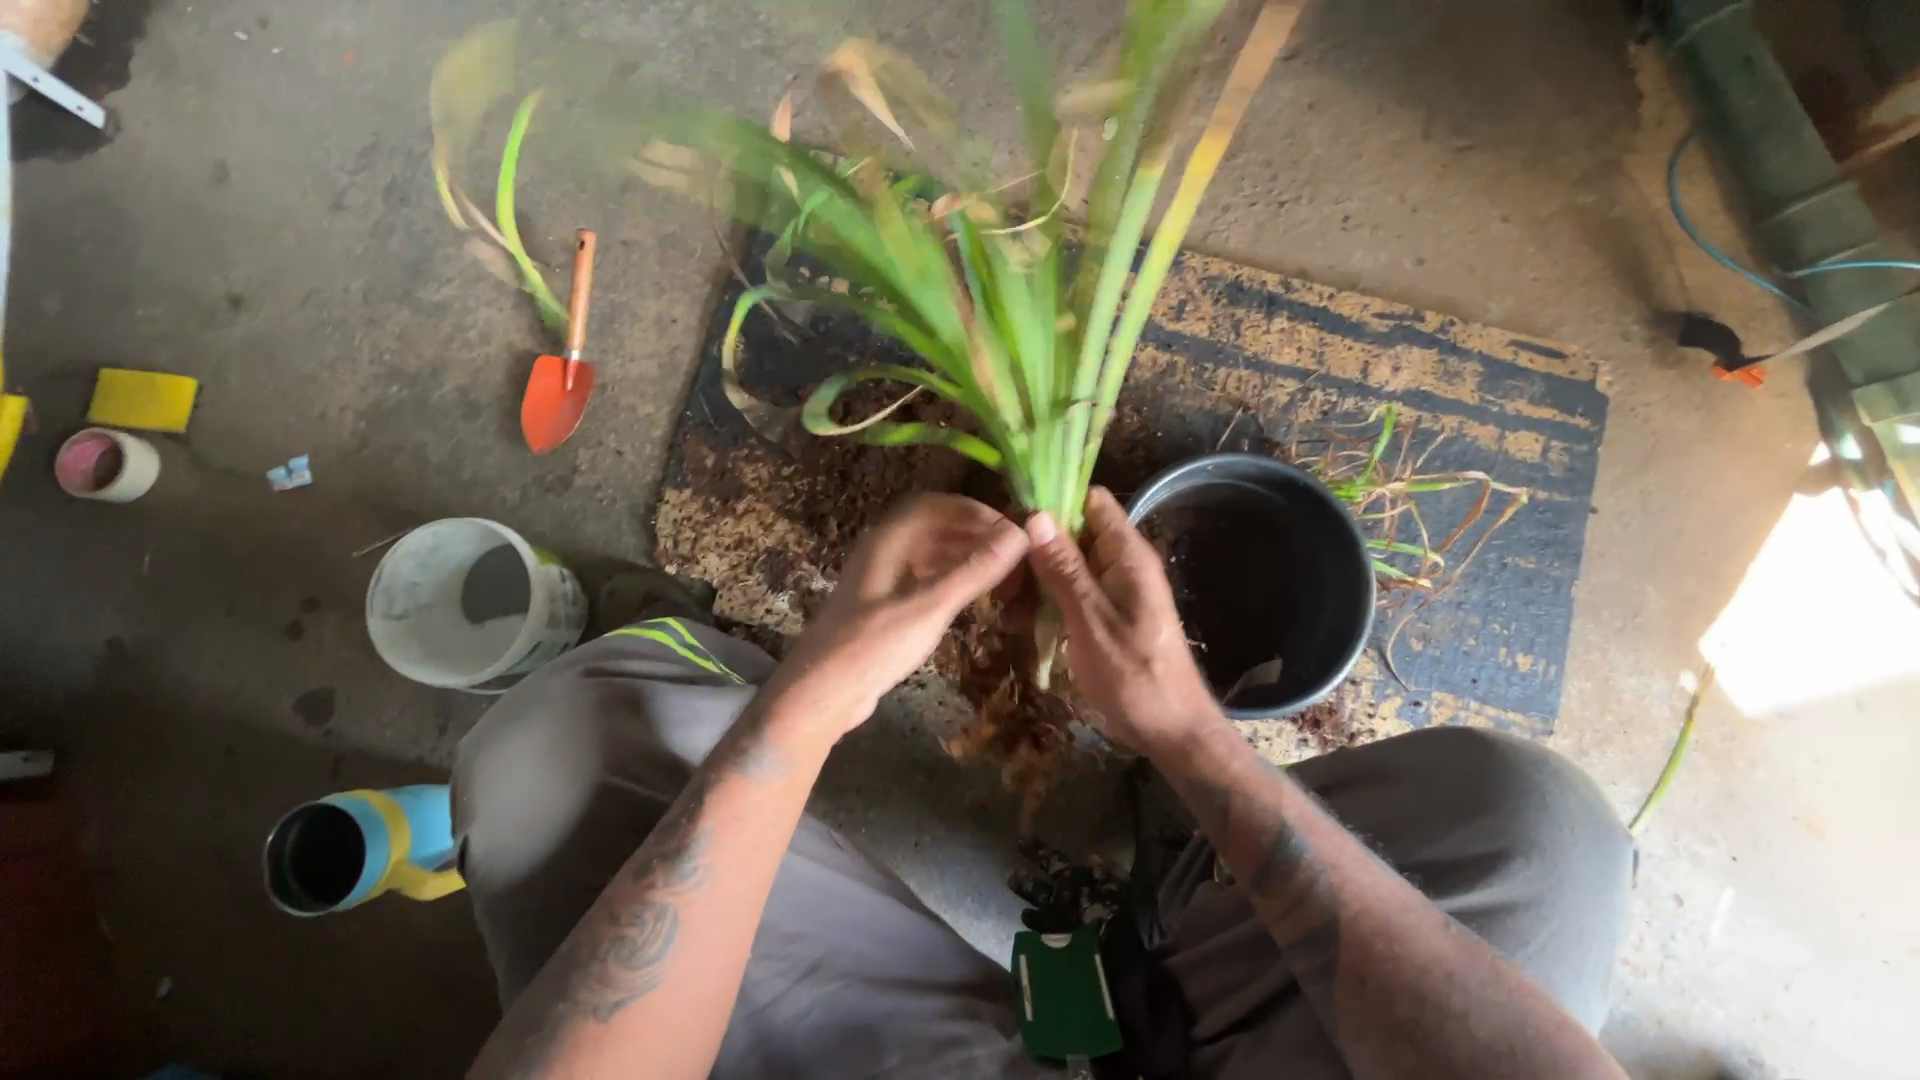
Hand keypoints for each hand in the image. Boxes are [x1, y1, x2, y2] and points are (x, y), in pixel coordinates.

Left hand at [776, 494, 1028, 732]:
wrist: (823, 692)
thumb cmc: (875, 644)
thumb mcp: (930, 606)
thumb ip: (974, 570)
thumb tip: (1019, 534)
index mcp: (888, 540)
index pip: (935, 505)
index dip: (974, 511)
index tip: (1009, 528)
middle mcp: (882, 551)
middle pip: (933, 527)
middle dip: (973, 534)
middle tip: (1011, 553)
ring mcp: (880, 579)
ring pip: (928, 554)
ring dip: (962, 556)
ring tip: (1000, 572)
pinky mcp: (882, 605)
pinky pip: (921, 578)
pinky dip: (949, 578)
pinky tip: (970, 596)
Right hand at [1026, 486, 1221, 754]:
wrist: (1172, 731)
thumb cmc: (1135, 677)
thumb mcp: (1091, 621)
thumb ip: (1065, 569)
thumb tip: (1036, 515)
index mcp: (1128, 556)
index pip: (1093, 501)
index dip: (1055, 500)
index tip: (1014, 516)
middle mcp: (1124, 565)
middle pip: (1077, 530)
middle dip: (1040, 540)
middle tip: (1002, 565)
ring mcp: (1117, 590)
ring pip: (1071, 562)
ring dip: (1040, 573)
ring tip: (1005, 594)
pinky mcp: (1109, 614)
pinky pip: (1076, 590)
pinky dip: (1050, 596)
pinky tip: (1022, 615)